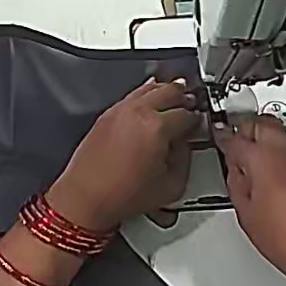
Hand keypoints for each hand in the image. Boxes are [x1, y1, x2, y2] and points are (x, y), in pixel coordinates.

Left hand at [46, 79, 198, 229]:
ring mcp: (120, 111)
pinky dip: (144, 93)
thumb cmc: (120, 194)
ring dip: (166, 90)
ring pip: (149, 88)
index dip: (197, 119)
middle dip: (185, 97)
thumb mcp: (172, 186)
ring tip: (175, 95)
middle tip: (192, 103)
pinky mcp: (107, 115)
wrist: (86, 197)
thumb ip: (185, 160)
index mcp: (157, 127)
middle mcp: (137, 113)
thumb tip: (185, 145)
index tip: (199, 124)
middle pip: (170, 92)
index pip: (187, 115)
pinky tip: (149, 98)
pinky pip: (131, 96)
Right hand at [213, 114, 285, 274]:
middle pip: (261, 122)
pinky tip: (269, 176)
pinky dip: (277, 156)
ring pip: (278, 134)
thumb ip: (236, 182)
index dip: (223, 136)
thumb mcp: (245, 212)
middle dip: (245, 127)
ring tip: (249, 161)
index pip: (235, 136)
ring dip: (262, 140)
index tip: (219, 138)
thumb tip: (235, 171)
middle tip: (233, 140)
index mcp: (262, 157)